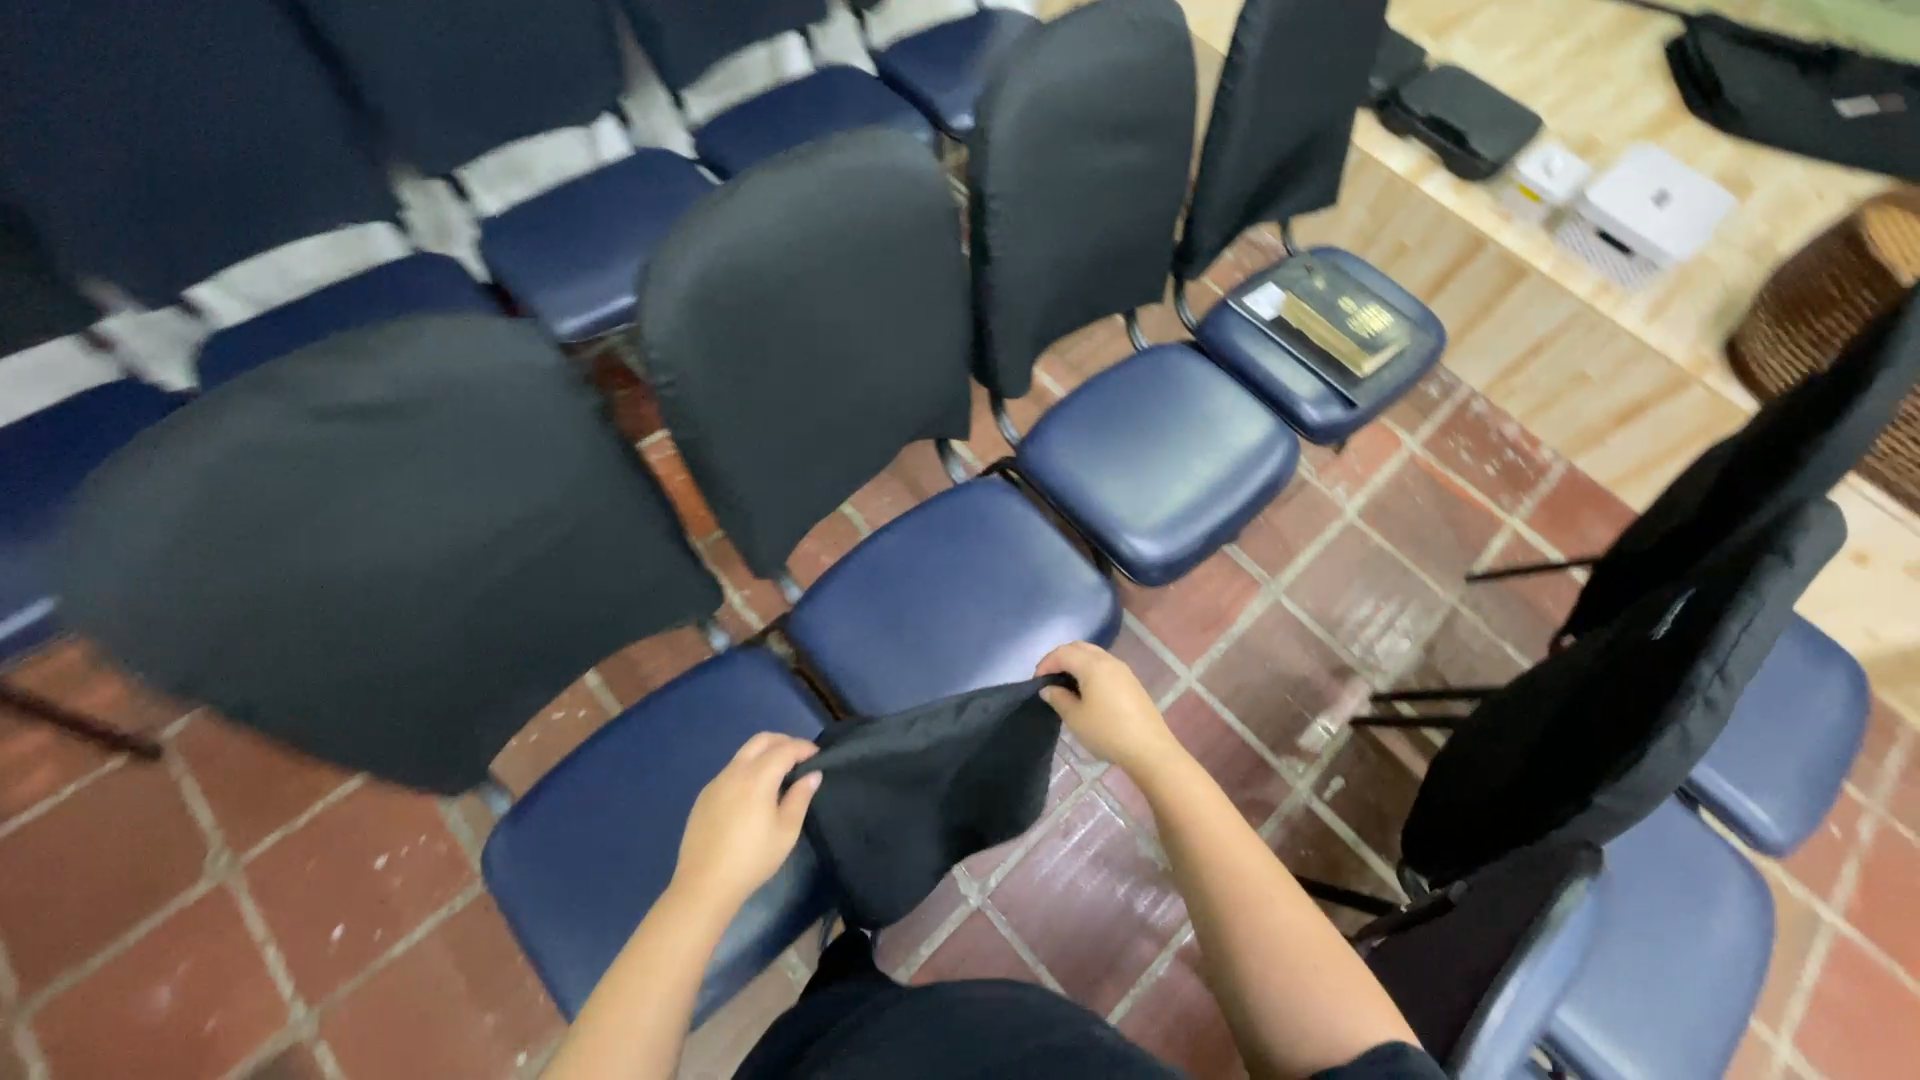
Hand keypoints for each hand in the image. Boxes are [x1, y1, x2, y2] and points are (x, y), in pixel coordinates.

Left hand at [670, 733, 822, 911]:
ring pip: (743, 754)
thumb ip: (800, 797)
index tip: (817, 755)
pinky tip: (754, 794)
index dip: (804, 747)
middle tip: (800, 757)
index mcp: (757, 777)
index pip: (785, 748)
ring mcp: (715, 783)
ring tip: (779, 775)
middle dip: (783, 741)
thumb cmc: (752, 859)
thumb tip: (812, 774)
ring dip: (764, 754)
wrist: (704, 885)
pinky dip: (748, 770)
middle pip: (761, 740)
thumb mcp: (786, 831)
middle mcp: (734, 772)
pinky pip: (730, 771)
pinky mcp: (704, 796)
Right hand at [1036, 642, 1185, 778]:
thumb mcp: (1075, 718)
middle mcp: (1109, 661)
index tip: (1037, 682)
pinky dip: (1090, 670)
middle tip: (1049, 678)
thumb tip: (1048, 688)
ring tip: (1066, 685)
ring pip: (1094, 655)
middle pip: (1079, 647)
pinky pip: (1105, 666)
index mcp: (1093, 665)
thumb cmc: (1107, 732)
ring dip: (1076, 663)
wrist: (1149, 749)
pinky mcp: (1132, 682)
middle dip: (1060, 658)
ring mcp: (1123, 670)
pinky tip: (1087, 691)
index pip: (1063, 653)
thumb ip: (1058, 698)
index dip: (1046, 664)